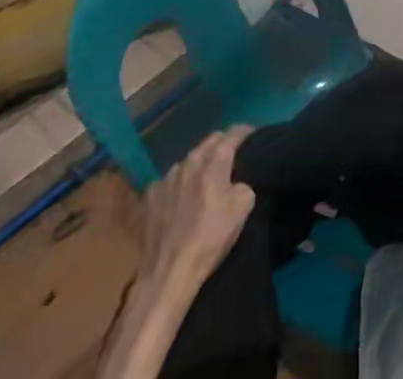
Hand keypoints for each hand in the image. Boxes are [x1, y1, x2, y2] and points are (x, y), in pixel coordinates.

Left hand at [141, 126, 256, 284]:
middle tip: (234, 152)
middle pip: (208, 142)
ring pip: (188, 160)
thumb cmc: (211, 236)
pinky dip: (181, 183)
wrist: (169, 271)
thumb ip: (242, 183)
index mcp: (213, 161)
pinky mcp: (149, 197)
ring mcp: (164, 179)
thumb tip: (233, 183)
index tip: (253, 133)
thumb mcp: (244, 206)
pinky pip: (170, 181)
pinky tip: (182, 198)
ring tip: (207, 176)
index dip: (245, 131)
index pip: (232, 134)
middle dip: (223, 142)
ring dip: (200, 163)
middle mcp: (187, 162)